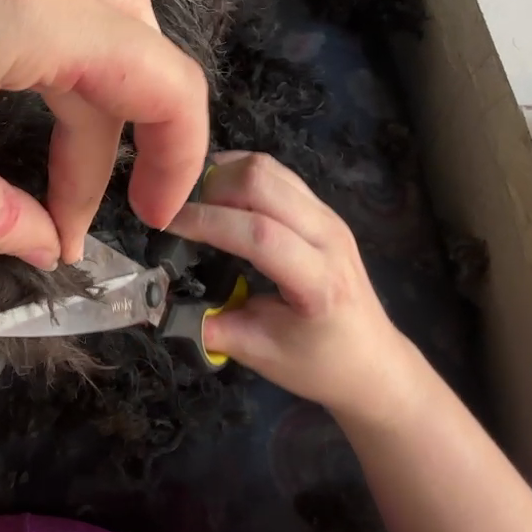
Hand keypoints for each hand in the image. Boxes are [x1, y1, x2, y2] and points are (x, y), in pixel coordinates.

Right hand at [165, 152, 424, 419]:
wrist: (374, 363)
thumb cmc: (318, 363)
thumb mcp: (259, 354)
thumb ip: (208, 326)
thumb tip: (157, 303)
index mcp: (318, 281)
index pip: (259, 234)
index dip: (207, 222)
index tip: (165, 223)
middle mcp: (328, 237)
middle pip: (262, 183)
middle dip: (210, 187)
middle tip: (176, 207)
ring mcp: (327, 215)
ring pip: (266, 168)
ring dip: (222, 174)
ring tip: (191, 197)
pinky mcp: (319, 206)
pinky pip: (273, 170)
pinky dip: (237, 171)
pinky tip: (215, 192)